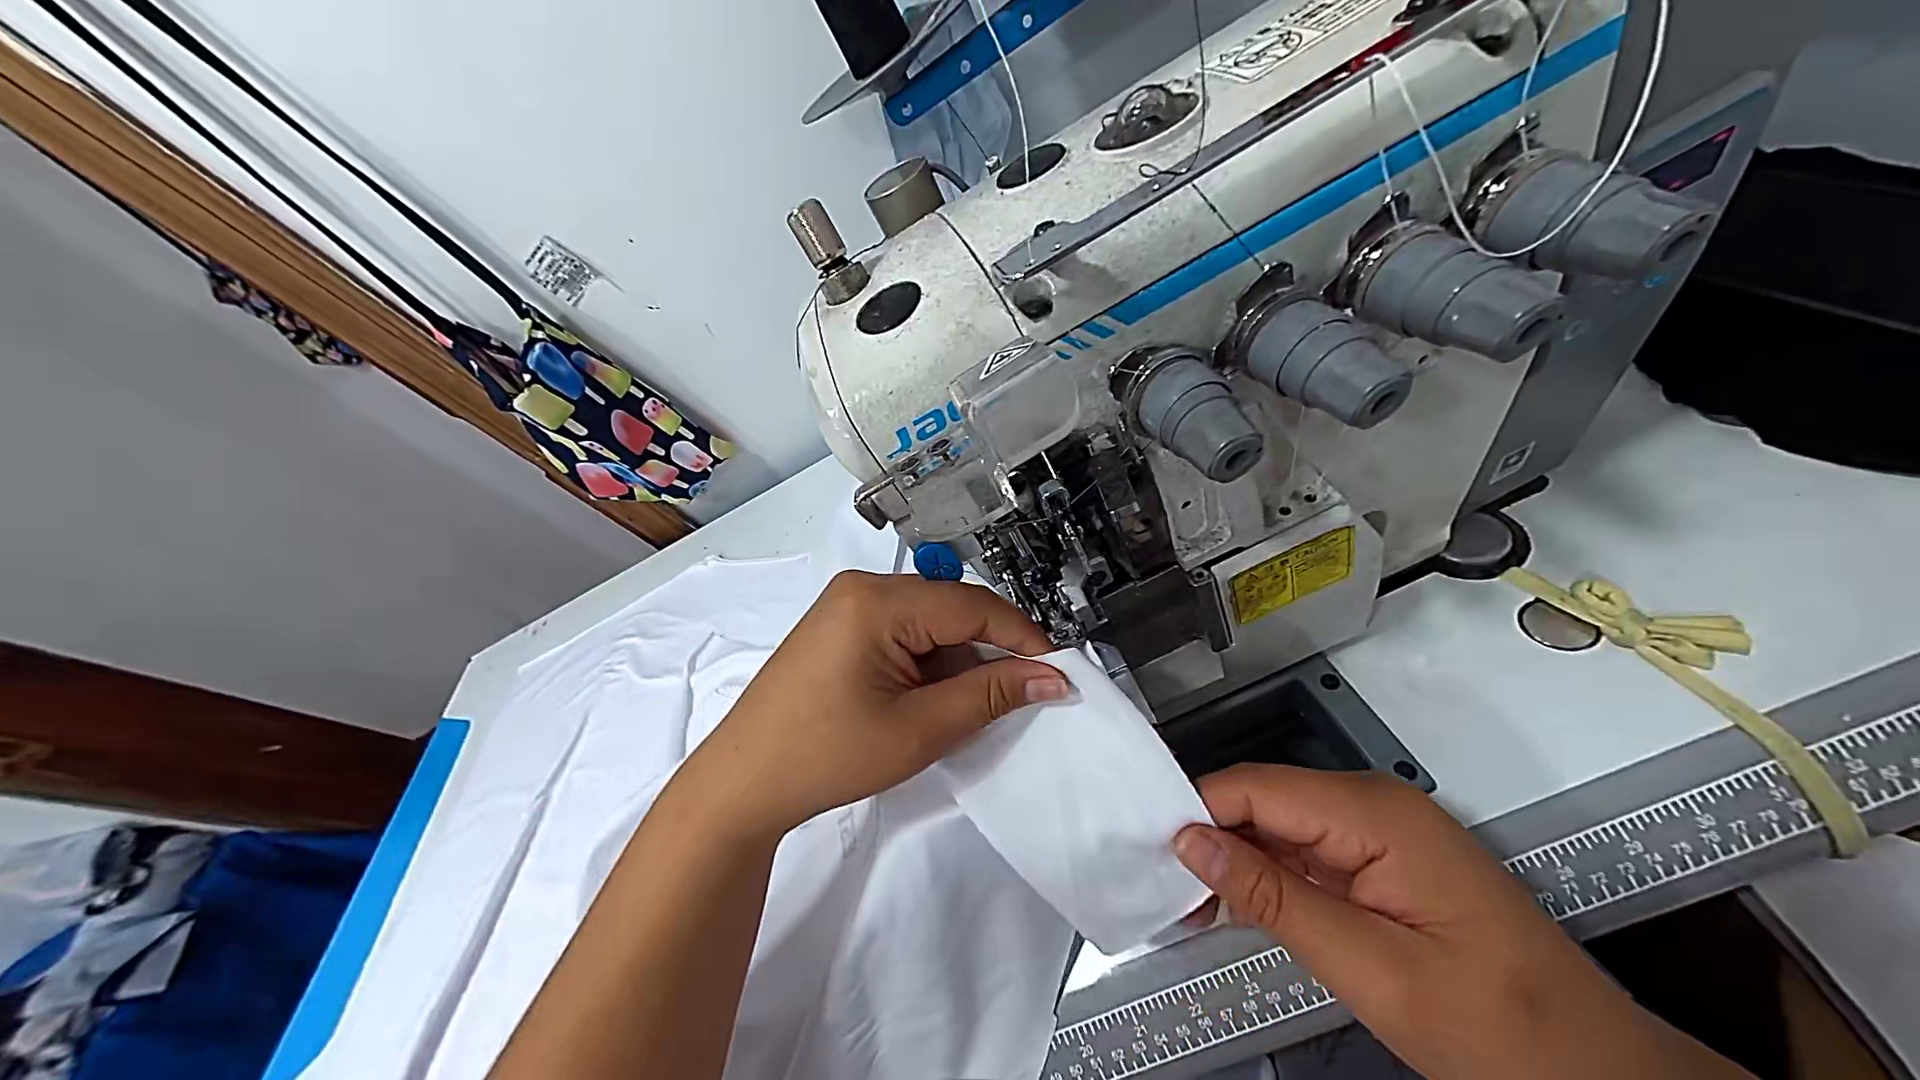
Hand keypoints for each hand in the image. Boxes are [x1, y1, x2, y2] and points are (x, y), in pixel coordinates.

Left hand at [676, 570, 1068, 837]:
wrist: (742, 784)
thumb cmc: (826, 756)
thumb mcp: (919, 729)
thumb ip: (990, 695)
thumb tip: (1051, 677)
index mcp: (877, 600)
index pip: (972, 605)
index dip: (1022, 637)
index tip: (1058, 671)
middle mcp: (862, 588)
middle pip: (951, 607)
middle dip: (989, 650)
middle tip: (1021, 693)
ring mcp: (846, 604)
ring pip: (929, 620)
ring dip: (957, 659)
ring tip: (971, 705)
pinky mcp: (839, 626)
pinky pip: (903, 630)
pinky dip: (928, 660)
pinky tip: (933, 697)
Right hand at [1172, 765, 1748, 1079]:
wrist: (1597, 1074)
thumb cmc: (1502, 1026)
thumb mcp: (1371, 967)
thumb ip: (1272, 897)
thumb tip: (1192, 844)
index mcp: (1374, 813)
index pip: (1256, 787)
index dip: (1199, 811)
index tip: (1155, 850)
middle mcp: (1372, 804)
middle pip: (1263, 800)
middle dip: (1212, 839)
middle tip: (1171, 889)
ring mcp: (1376, 829)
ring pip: (1277, 825)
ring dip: (1236, 861)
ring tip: (1195, 903)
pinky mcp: (1376, 857)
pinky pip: (1302, 850)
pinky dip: (1267, 876)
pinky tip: (1241, 904)